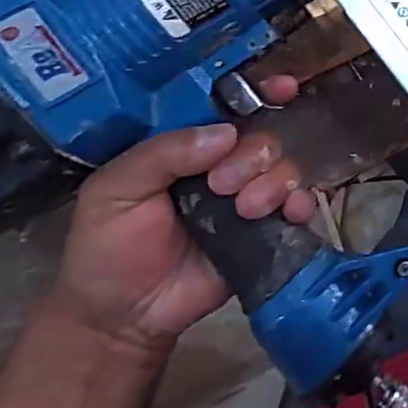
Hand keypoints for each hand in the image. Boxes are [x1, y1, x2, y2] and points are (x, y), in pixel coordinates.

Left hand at [49, 75, 317, 351]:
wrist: (121, 319)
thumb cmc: (106, 248)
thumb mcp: (113, 191)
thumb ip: (161, 154)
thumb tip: (225, 133)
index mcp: (189, 147)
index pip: (228, 108)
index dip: (258, 92)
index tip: (283, 87)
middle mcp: (225, 165)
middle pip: (263, 137)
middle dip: (252, 155)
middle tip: (222, 185)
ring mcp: (250, 197)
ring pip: (286, 167)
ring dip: (274, 181)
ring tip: (247, 210)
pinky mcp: (268, 230)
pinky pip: (300, 205)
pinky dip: (301, 202)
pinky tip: (289, 212)